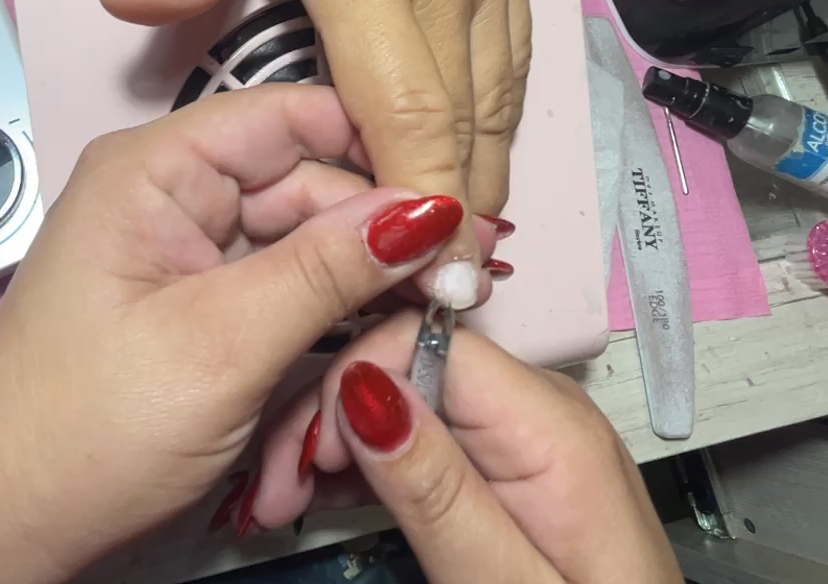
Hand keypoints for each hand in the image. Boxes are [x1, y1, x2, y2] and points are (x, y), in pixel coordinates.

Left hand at [0, 86, 501, 581]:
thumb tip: (424, 210)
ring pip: (307, 243)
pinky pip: (287, 286)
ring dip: (352, 297)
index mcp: (156, 167)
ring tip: (402, 344)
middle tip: (452, 292)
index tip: (452, 195)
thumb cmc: (82, 432)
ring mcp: (192, 243)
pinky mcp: (206, 293)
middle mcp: (175, 189)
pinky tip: (352, 364)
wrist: (13, 525)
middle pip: (307, 185)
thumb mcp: (220, 344)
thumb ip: (326, 270)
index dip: (374, 143)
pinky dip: (323, 324)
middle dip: (374, 242)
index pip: (287, 114)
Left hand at [98, 0, 530, 295]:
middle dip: (455, 214)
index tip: (421, 268)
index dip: (417, 193)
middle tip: (439, 295)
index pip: (402, 99)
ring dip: (481, 181)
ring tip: (457, 251)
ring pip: (500, 103)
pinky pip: (513, 68)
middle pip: (463, 121)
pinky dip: (494, 129)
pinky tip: (473, 168)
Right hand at [251, 315, 680, 582]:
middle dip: (331, 408)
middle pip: (405, 359)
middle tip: (279, 483)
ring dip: (338, 434)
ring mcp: (516, 423)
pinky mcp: (500, 450)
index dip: (353, 374)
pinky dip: (368, 455)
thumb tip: (362, 385)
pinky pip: (420, 426)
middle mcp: (533, 399)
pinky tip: (328, 488)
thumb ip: (438, 492)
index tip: (314, 451)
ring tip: (288, 492)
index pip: (424, 336)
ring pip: (401, 390)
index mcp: (548, 421)